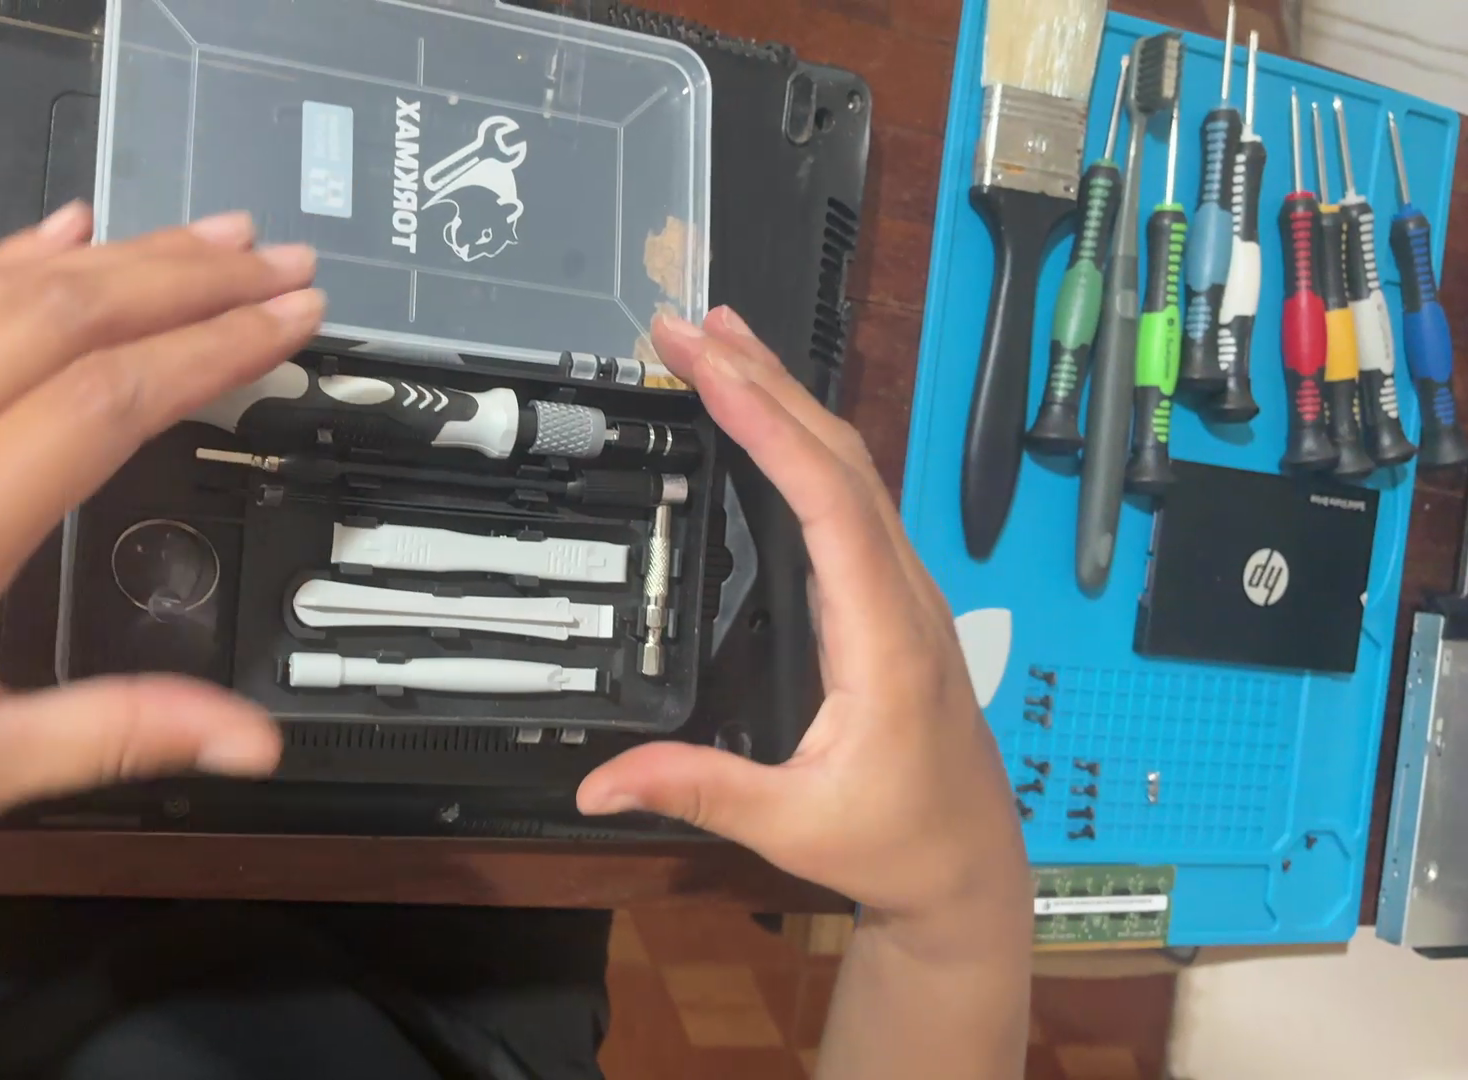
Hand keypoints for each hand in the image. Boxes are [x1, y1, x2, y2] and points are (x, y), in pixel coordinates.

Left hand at [0, 204, 322, 895]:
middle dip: (195, 280)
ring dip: (126, 256)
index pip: (106, 401)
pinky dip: (14, 255)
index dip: (212, 349)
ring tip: (214, 237)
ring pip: (5, 295)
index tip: (286, 322)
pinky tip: (69, 230)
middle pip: (67, 319)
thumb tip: (250, 742)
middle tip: (279, 265)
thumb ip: (127, 733)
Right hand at [577, 309, 1027, 933]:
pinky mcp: (881, 587)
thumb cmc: (894, 839)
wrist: (969, 859)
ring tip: (720, 342)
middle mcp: (896, 586)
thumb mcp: (791, 821)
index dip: (768, 423)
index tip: (709, 364)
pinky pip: (842, 492)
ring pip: (845, 462)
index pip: (825, 500)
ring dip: (782, 395)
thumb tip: (596, 783)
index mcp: (879, 631)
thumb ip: (694, 788)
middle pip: (836, 455)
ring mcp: (894, 581)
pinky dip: (797, 438)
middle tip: (689, 327)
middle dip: (762, 380)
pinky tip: (765, 418)